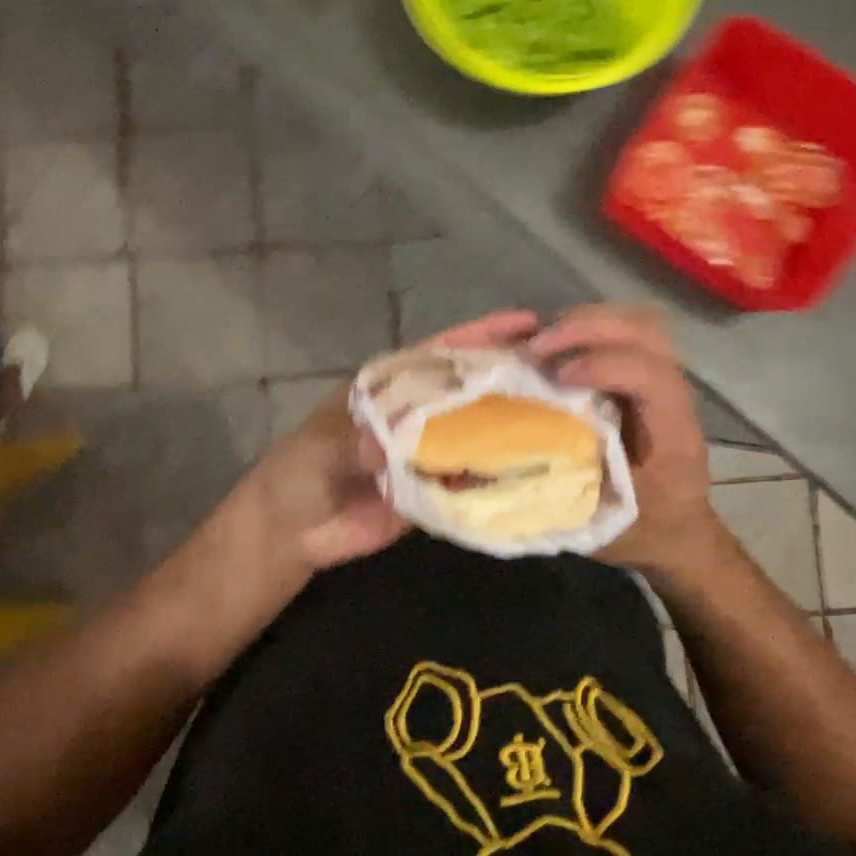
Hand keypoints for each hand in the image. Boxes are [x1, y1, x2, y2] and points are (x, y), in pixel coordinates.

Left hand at [240, 310, 542, 569]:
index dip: (481, 336)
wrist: (290, 531)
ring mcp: (428, 451)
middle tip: (563, 368)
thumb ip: (359, 442)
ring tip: (565, 414)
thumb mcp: (324, 447)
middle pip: (469, 388)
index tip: (525, 324)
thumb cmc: (299, 471)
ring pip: (477, 430)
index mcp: (390, 387)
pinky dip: (496, 474)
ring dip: (513, 423)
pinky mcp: (434, 490)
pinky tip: (535, 468)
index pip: (440, 352)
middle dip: (510, 375)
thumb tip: (393, 445)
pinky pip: (470, 478)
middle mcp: (417, 413)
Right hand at [529, 305, 717, 570]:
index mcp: (673, 435)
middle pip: (644, 331)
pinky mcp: (636, 376)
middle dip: (587, 328)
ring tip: (529, 339)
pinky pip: (612, 334)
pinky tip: (535, 342)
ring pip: (628, 322)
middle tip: (534, 347)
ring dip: (577, 323)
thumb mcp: (601, 527)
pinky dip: (572, 329)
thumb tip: (485, 476)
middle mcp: (671, 397)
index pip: (653, 377)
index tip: (558, 378)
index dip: (607, 364)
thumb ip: (556, 497)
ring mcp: (656, 380)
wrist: (678, 534)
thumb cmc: (641, 533)